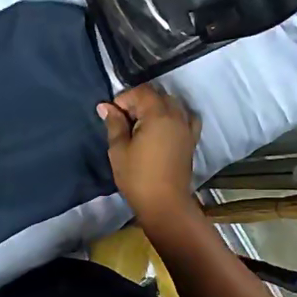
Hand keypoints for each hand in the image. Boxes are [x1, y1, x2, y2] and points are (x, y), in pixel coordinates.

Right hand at [99, 84, 201, 225]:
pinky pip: (185, 117)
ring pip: (172, 104)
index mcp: (158, 115)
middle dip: (139, 102)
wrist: (165, 204)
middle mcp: (176, 115)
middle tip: (124, 121)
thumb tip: (105, 107)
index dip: (124, 99)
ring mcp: (187, 127)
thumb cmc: (137, 177)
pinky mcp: (191, 139)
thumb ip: (114, 124)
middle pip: (157, 95)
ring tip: (141, 125)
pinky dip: (174, 116)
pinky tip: (164, 128)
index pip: (141, 92)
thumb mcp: (119, 150)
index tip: (112, 115)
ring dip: (156, 108)